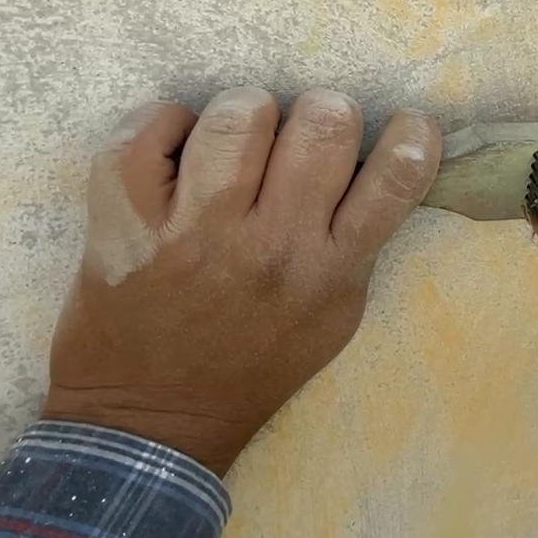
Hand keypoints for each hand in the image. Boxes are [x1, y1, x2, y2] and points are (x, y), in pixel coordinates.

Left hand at [41, 87, 441, 474]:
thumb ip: (361, 239)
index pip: (395, 178)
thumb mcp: (340, 313)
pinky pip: (142, 135)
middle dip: (324, 111)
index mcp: (331, 268)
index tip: (405, 125)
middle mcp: (271, 247)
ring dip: (249, 111)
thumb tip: (377, 159)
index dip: (412, 134)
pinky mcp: (125, 228)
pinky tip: (180, 142)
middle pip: (322, 126)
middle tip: (308, 131)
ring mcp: (192, 236)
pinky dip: (165, 120)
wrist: (151, 427)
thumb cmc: (261, 361)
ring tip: (242, 134)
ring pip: (238, 118)